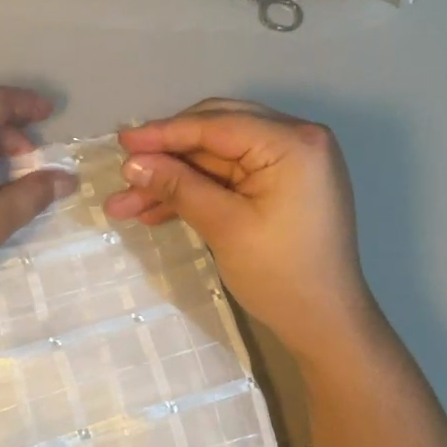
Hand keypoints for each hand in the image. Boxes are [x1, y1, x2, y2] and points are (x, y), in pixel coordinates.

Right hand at [104, 99, 379, 358]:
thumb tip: (132, 163)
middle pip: (216, 133)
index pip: (217, 124)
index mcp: (293, 142)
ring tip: (125, 206)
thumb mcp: (224, 226)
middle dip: (166, 157)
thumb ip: (178, 186)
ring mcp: (291, 163)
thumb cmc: (280, 273)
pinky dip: (196, 191)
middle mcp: (297, 140)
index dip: (165, 133)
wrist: (324, 322)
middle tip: (124, 173)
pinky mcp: (281, 186)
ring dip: (174, 179)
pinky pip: (229, 178)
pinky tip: (155, 211)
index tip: (122, 141)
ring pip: (216, 159)